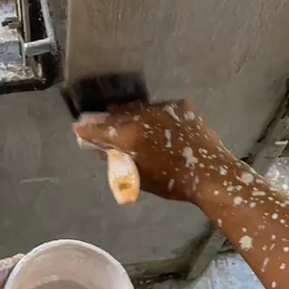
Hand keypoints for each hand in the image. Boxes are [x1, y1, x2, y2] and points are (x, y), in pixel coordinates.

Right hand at [72, 100, 238, 202]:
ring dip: (128, 113)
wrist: (210, 174)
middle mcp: (142, 116)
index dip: (87, 128)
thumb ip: (119, 161)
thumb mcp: (139, 177)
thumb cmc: (172, 183)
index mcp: (129, 136)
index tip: (78, 126)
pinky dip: (153, 115)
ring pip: (138, 107)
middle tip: (95, 119)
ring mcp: (162, 107)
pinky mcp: (180, 105)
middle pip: (117, 113)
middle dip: (105, 118)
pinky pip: (159, 108)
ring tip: (123, 118)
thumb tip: (105, 151)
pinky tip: (155, 124)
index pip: (100, 129)